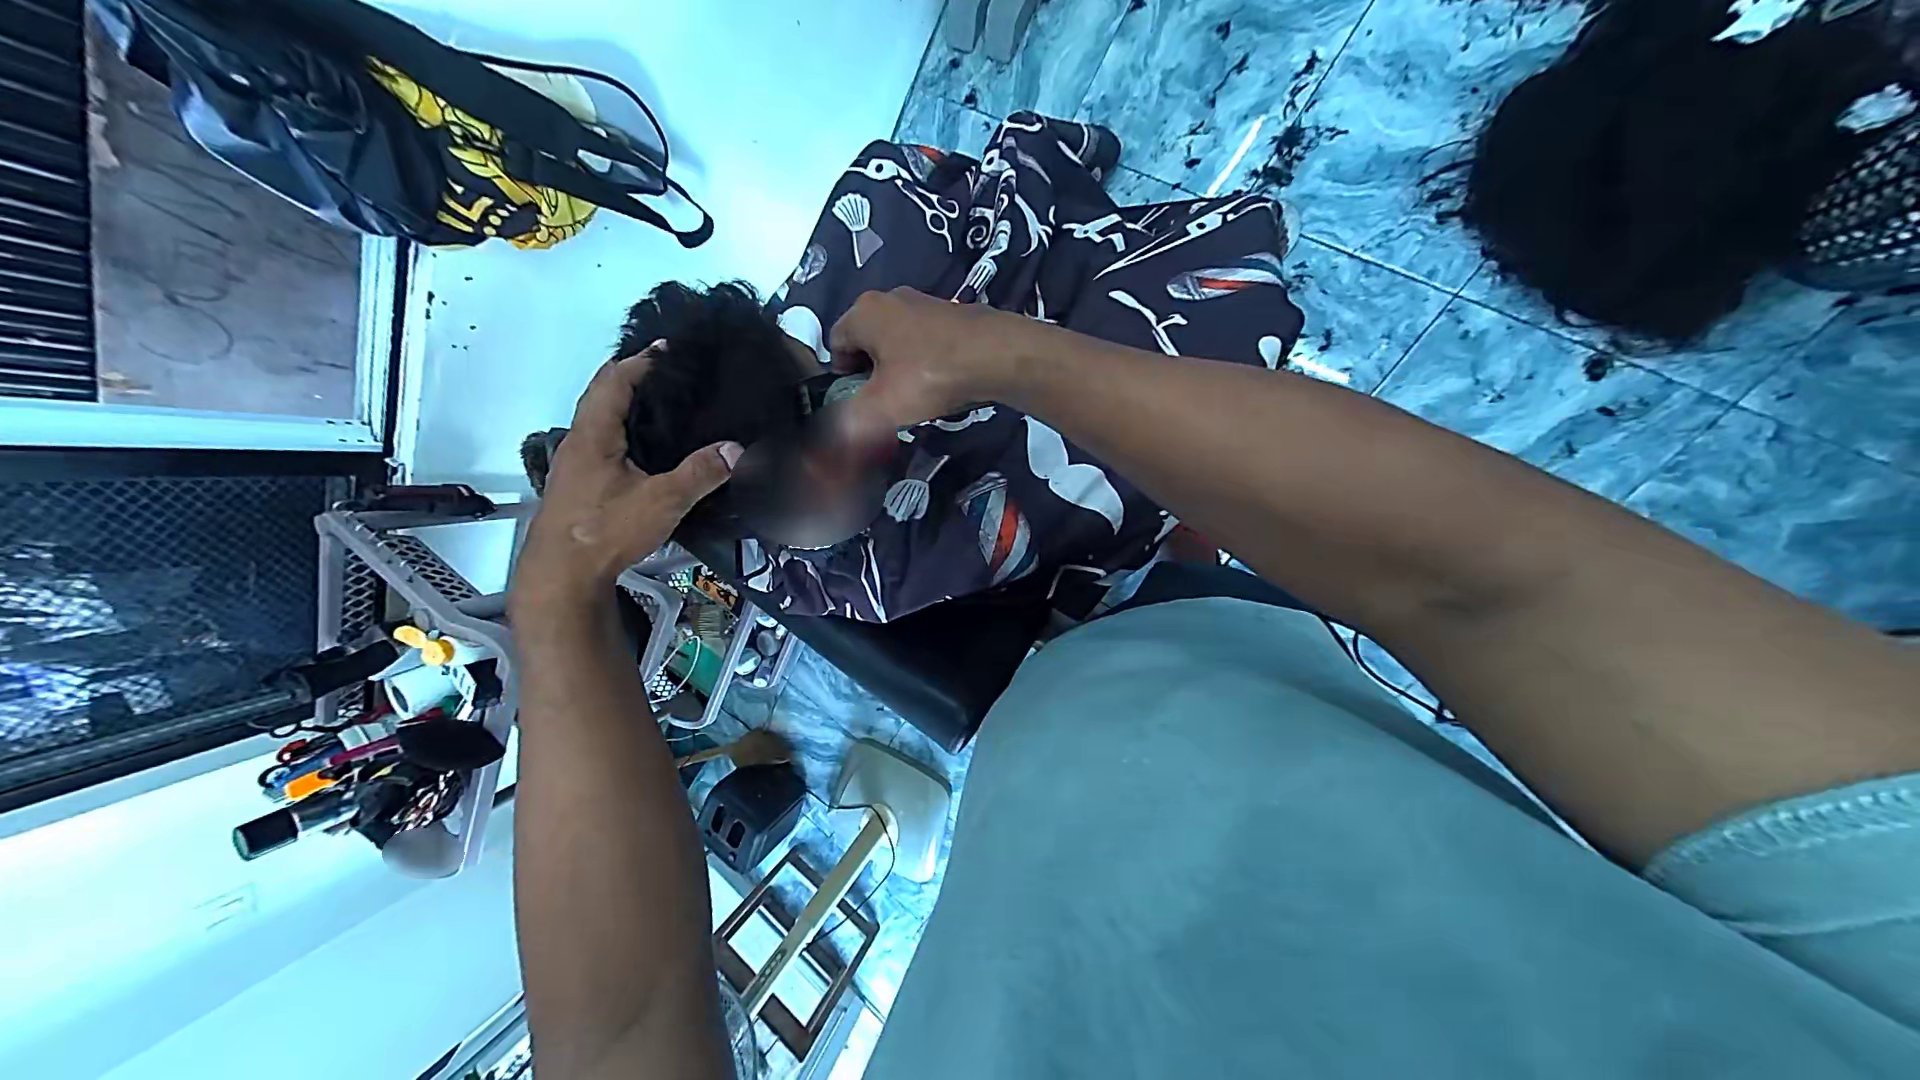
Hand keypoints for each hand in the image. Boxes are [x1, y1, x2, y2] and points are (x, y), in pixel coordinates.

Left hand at [511, 344, 740, 618]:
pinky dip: (625, 429)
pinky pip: (603, 440)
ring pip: (601, 419)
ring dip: (627, 404)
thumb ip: (700, 473)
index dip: (641, 361)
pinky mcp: (579, 483)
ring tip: (664, 402)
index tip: (669, 348)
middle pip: (602, 394)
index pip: (614, 381)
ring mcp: (575, 463)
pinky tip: (647, 445)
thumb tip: (736, 448)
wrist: (562, 575)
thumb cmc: (605, 530)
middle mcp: (578, 441)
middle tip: (670, 371)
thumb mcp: (662, 500)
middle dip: (633, 376)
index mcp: (593, 434)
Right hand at [826, 287, 1036, 446]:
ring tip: (916, 396)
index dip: (842, 378)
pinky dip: (925, 362)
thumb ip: (846, 426)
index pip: (835, 345)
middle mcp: (890, 298)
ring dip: (899, 370)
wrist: (998, 355)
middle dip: (871, 374)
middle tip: (887, 403)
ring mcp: (923, 303)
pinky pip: (925, 342)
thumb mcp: (881, 407)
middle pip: (867, 343)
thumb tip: (821, 450)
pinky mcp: (951, 314)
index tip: (860, 402)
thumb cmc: (930, 376)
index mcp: (864, 312)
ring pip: (897, 343)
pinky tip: (941, 383)